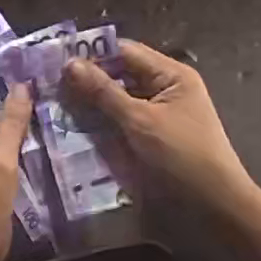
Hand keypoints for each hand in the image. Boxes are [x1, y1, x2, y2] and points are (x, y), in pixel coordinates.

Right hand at [63, 40, 254, 209]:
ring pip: (115, 102)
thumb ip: (103, 92)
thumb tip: (69, 64)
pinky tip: (71, 131)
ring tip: (51, 107)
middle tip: (46, 86)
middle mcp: (164, 91)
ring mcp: (156, 117)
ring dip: (89, 106)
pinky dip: (99, 126)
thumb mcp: (140, 121)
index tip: (54, 60)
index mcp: (171, 75)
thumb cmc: (182, 157)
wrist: (214, 209)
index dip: (91, 54)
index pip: (124, 52)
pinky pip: (118, 125)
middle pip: (118, 76)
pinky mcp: (148, 141)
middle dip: (86, 82)